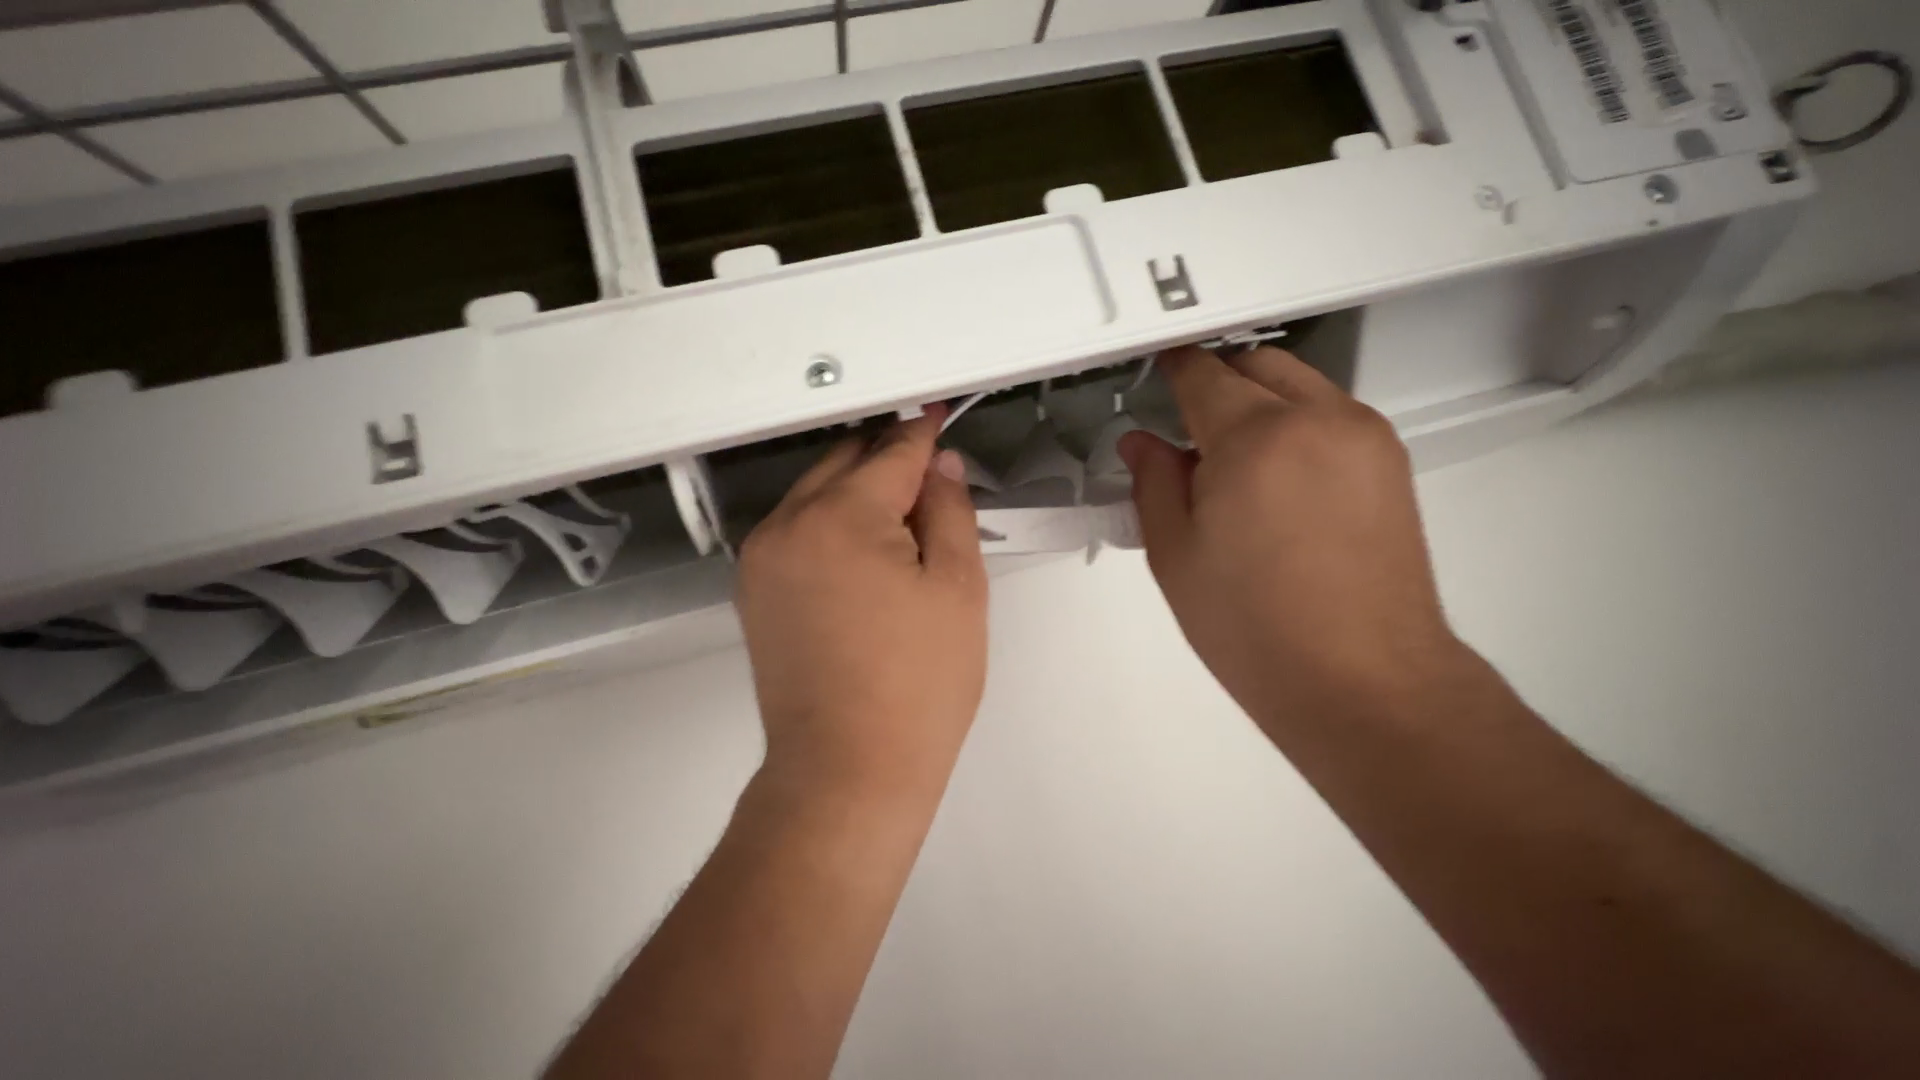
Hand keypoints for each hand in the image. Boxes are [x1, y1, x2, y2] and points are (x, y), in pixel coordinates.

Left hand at [736, 408, 987, 799]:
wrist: (846, 770)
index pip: (890, 452)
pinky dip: (833, 523)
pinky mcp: (754, 591)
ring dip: (859, 491)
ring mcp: (761, 559)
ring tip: (907, 522)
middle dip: (890, 460)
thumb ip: (949, 512)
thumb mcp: (957, 590)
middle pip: (845, 463)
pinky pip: (797, 530)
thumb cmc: (917, 686)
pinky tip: (868, 553)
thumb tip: (940, 468)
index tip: (941, 416)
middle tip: (935, 478)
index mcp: (840, 517)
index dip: (923, 433)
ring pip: (816, 494)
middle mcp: (787, 525)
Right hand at [1120, 346, 1465, 731]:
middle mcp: (1318, 420)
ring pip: (1301, 386)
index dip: (1173, 370)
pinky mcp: (1392, 465)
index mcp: (1255, 438)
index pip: (1203, 374)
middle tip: (1189, 430)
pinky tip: (1280, 482)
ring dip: (1262, 401)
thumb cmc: (1258, 629)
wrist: (1363, 680)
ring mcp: (1364, 439)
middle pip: (1257, 365)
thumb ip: (1154, 484)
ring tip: (1237, 464)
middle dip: (1218, 382)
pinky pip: (1333, 417)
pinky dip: (1300, 425)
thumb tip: (1142, 444)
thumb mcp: (1177, 557)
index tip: (1158, 375)